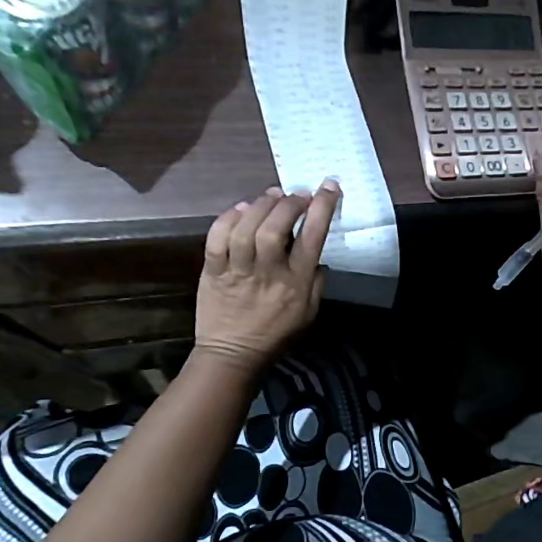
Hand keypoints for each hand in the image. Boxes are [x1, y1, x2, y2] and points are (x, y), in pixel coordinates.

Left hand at [194, 181, 339, 374]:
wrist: (232, 355)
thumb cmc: (275, 334)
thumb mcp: (309, 312)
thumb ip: (316, 281)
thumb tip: (318, 252)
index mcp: (296, 283)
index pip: (312, 237)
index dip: (322, 207)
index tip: (328, 187)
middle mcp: (268, 273)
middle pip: (275, 227)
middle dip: (288, 203)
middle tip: (295, 195)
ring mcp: (238, 272)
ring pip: (245, 229)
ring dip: (260, 205)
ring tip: (271, 196)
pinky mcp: (213, 272)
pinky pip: (217, 239)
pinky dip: (227, 219)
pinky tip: (239, 210)